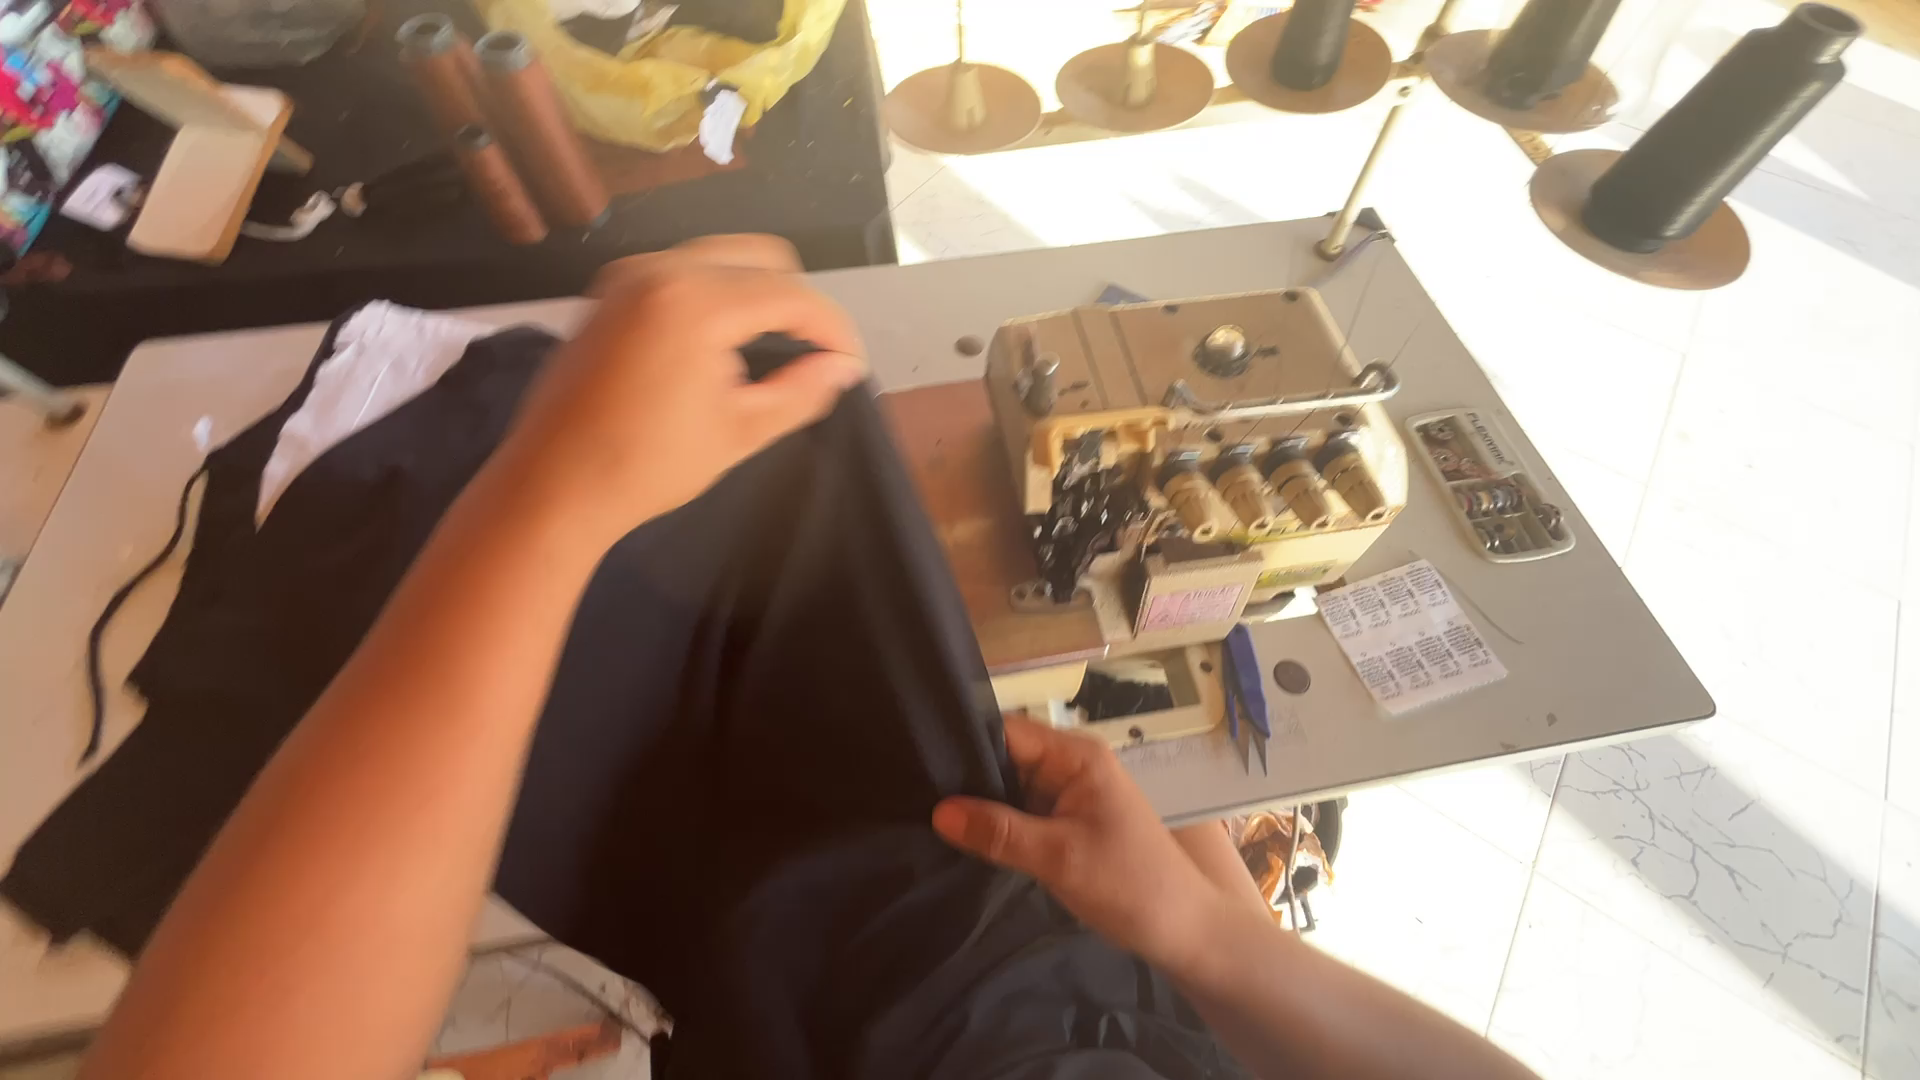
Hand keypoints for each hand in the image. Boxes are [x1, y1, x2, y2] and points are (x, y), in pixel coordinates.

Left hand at [490, 234, 866, 543]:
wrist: (552, 486)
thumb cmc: (649, 466)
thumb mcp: (741, 431)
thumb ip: (802, 391)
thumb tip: (845, 368)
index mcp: (694, 300)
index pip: (791, 293)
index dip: (833, 328)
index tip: (852, 365)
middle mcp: (659, 268)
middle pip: (762, 258)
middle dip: (800, 304)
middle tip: (815, 357)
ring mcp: (628, 276)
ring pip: (723, 259)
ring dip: (761, 297)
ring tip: (778, 352)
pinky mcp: (611, 293)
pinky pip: (685, 273)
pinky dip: (720, 297)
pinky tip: (726, 346)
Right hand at [932, 716, 1249, 970]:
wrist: (1186, 931)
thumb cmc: (1130, 884)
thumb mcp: (1059, 858)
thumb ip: (999, 832)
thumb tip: (938, 811)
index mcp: (1076, 755)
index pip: (1008, 731)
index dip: (966, 741)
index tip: (921, 761)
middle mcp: (1071, 763)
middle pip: (1005, 755)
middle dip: (968, 775)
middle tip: (918, 794)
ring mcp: (1069, 792)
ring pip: (1010, 784)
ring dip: (980, 801)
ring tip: (928, 812)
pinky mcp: (1066, 819)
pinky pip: (1021, 809)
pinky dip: (998, 821)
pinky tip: (964, 833)